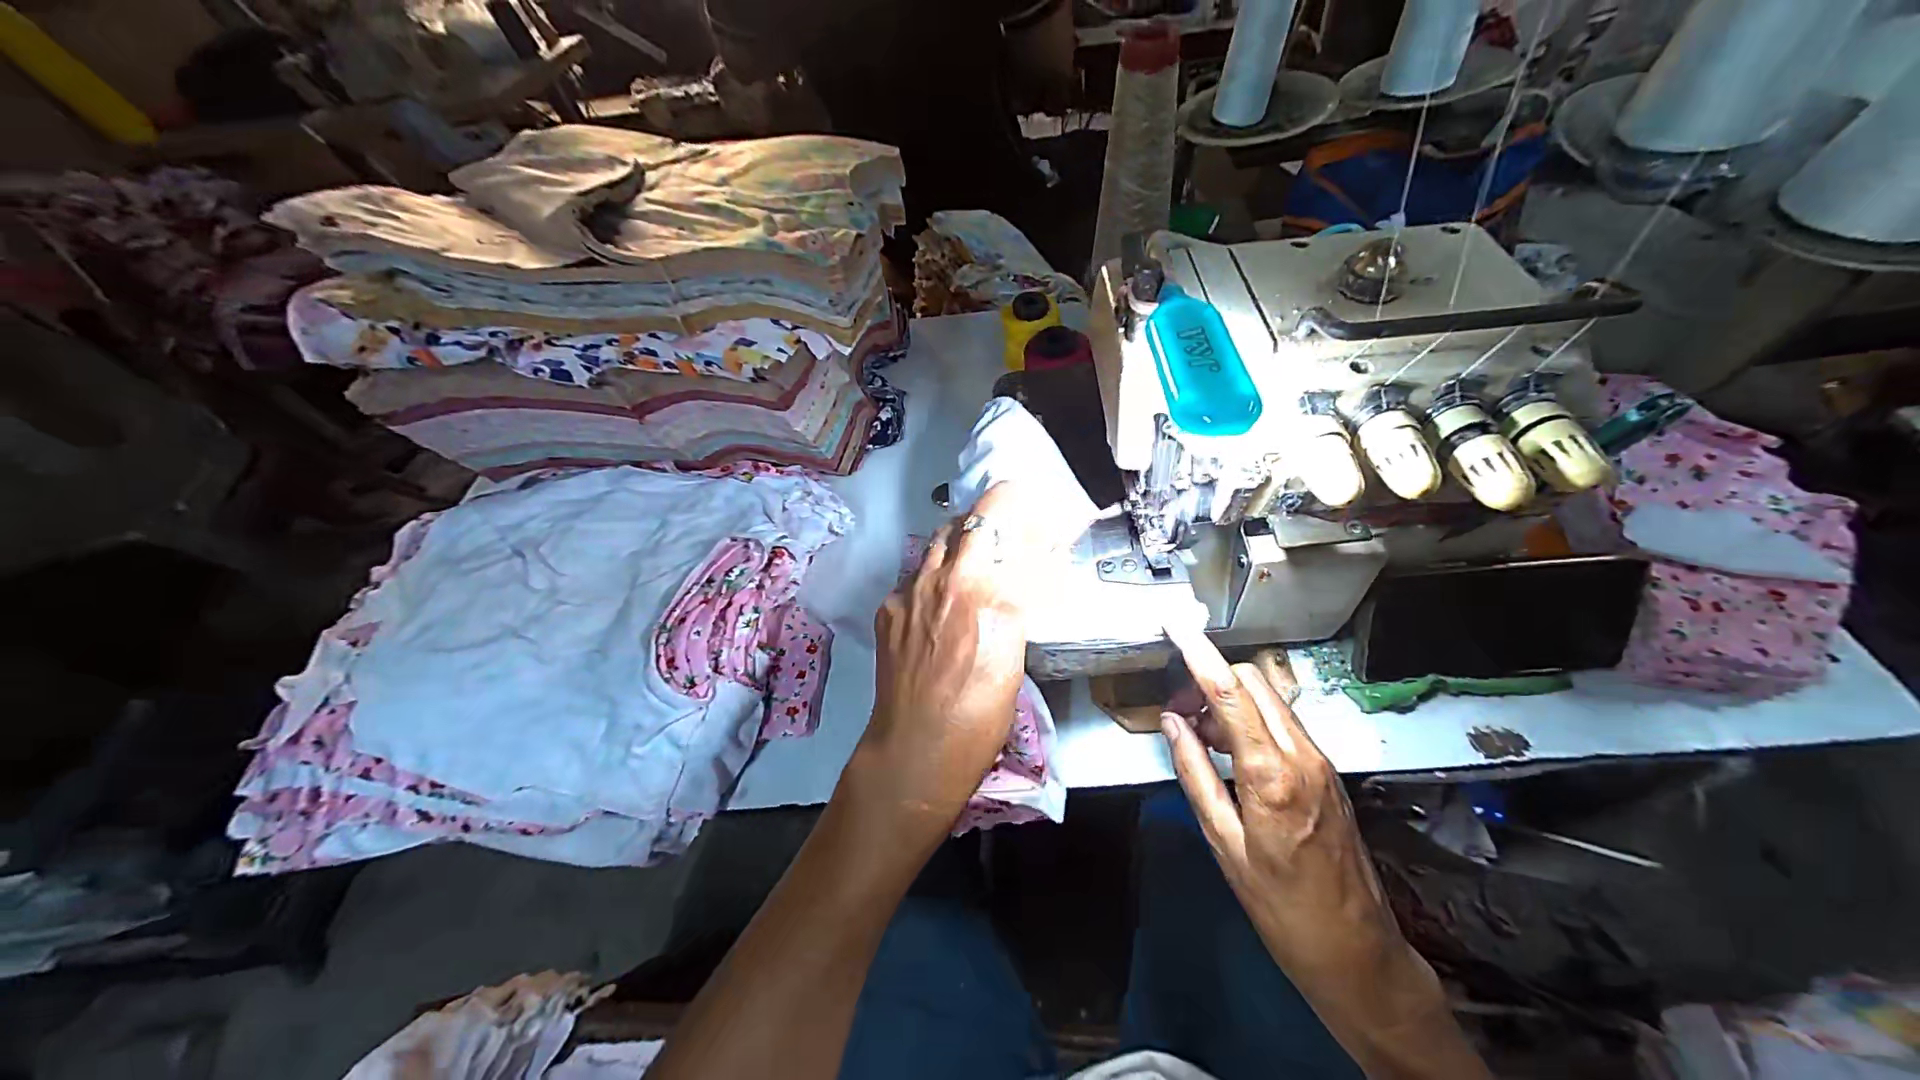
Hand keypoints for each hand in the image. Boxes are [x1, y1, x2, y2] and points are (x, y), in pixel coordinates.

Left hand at [844, 483, 1031, 830]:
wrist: (917, 746)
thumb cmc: (981, 715)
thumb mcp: (1014, 655)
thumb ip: (1018, 603)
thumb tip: (1028, 573)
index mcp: (990, 594)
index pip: (1006, 526)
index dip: (1020, 509)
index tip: (1031, 509)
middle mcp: (948, 581)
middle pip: (971, 521)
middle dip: (991, 515)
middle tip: (1005, 525)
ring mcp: (912, 591)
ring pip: (938, 541)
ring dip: (960, 539)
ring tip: (973, 555)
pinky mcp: (889, 608)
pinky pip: (916, 573)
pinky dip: (934, 574)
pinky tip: (939, 597)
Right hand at [1159, 625, 1408, 976]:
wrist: (1355, 950)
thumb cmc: (1280, 906)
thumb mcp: (1224, 842)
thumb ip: (1195, 773)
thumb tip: (1173, 723)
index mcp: (1272, 774)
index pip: (1230, 692)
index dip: (1200, 653)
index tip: (1177, 625)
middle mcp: (1303, 755)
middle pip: (1253, 681)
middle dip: (1210, 681)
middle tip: (1180, 715)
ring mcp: (1320, 761)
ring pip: (1269, 698)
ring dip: (1229, 702)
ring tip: (1200, 739)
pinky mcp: (1327, 771)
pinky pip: (1282, 723)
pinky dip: (1249, 721)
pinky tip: (1230, 755)